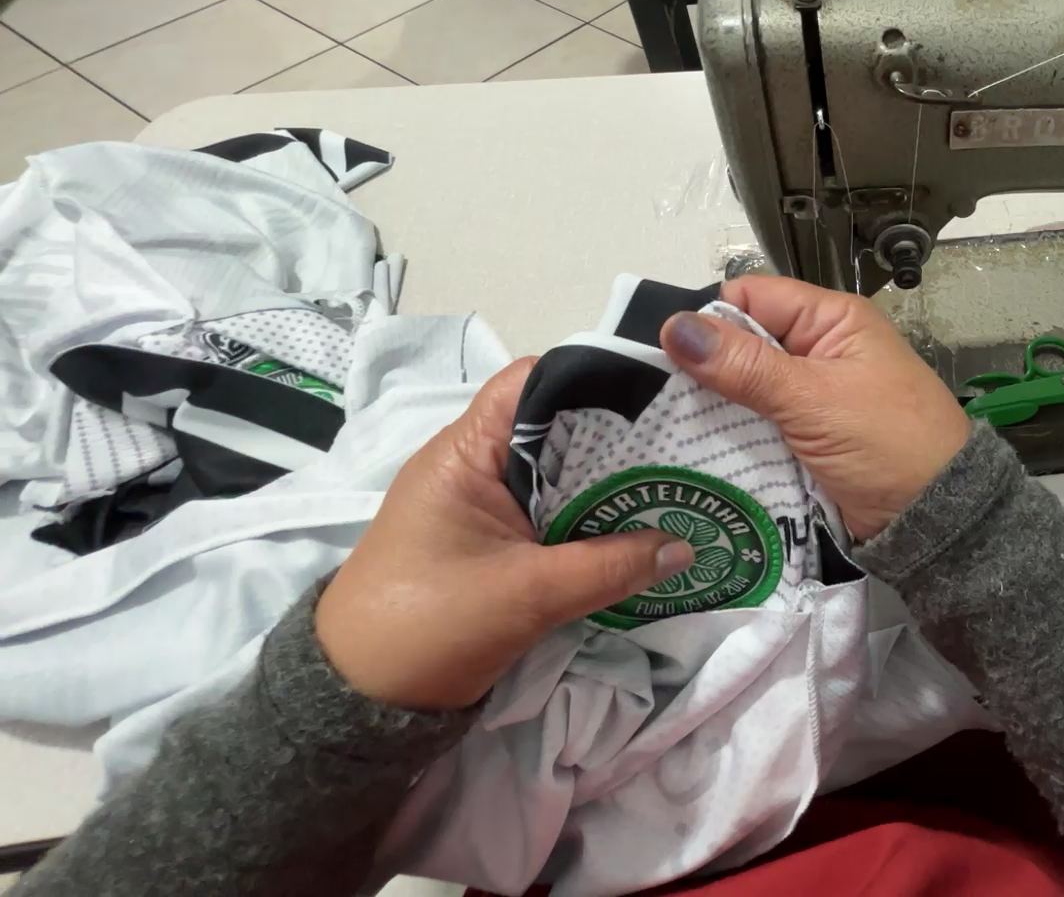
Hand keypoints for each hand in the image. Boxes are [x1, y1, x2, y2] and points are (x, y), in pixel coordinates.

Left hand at [315, 360, 695, 709]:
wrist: (358, 705)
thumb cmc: (426, 630)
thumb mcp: (527, 596)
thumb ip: (611, 567)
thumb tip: (687, 545)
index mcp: (465, 453)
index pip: (532, 382)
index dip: (593, 376)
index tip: (656, 393)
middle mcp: (478, 463)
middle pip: (561, 423)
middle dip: (623, 429)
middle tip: (687, 436)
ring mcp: (491, 500)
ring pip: (568, 467)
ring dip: (617, 472)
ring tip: (681, 472)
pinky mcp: (504, 533)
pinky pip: (564, 503)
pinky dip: (602, 506)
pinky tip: (646, 517)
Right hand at [660, 276, 969, 539]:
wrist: (933, 514)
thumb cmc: (887, 443)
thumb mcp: (814, 399)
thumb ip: (746, 367)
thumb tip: (675, 327)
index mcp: (830, 320)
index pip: (754, 298)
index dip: (711, 319)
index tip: (667, 355)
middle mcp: (817, 349)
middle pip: (743, 344)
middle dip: (704, 368)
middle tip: (654, 397)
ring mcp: (809, 394)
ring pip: (744, 388)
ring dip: (714, 406)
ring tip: (662, 425)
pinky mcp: (803, 434)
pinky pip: (756, 423)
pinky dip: (731, 434)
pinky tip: (693, 447)